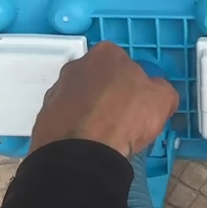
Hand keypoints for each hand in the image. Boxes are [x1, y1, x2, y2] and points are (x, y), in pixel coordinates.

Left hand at [29, 42, 178, 157]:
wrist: (82, 153)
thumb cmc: (126, 117)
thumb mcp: (163, 99)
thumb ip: (162, 89)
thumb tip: (157, 92)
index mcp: (106, 54)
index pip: (125, 63)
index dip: (135, 83)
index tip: (140, 103)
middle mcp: (77, 65)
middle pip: (100, 79)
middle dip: (110, 95)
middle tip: (123, 119)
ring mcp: (56, 91)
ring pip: (81, 99)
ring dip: (91, 112)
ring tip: (104, 136)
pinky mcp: (43, 116)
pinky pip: (66, 119)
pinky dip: (76, 129)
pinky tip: (87, 144)